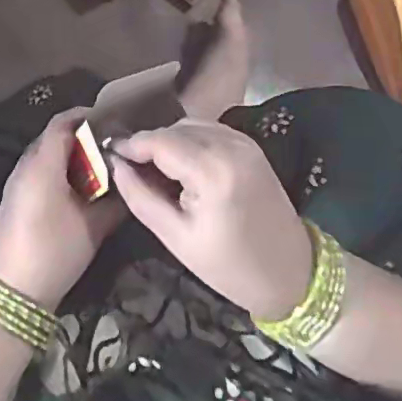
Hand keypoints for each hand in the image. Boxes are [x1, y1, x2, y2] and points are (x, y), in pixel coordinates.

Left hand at [0, 109, 126, 308]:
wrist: (12, 291)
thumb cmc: (55, 252)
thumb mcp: (94, 227)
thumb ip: (115, 200)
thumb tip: (130, 181)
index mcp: (43, 164)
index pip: (62, 123)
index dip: (86, 116)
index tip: (111, 120)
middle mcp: (25, 165)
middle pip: (52, 136)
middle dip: (80, 134)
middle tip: (108, 144)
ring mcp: (16, 182)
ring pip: (44, 153)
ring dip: (68, 153)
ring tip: (97, 164)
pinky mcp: (13, 198)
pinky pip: (37, 169)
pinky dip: (57, 168)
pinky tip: (76, 187)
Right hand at [111, 121, 312, 319]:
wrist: (293, 274)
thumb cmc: (231, 266)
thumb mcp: (177, 238)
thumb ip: (140, 197)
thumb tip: (115, 164)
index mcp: (212, 171)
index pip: (158, 141)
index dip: (130, 145)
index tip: (109, 154)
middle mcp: (230, 145)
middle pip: (172, 130)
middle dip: (148, 145)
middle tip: (129, 169)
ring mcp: (243, 142)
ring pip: (189, 126)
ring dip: (167, 142)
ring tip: (153, 170)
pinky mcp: (250, 145)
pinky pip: (208, 130)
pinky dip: (188, 141)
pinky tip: (182, 166)